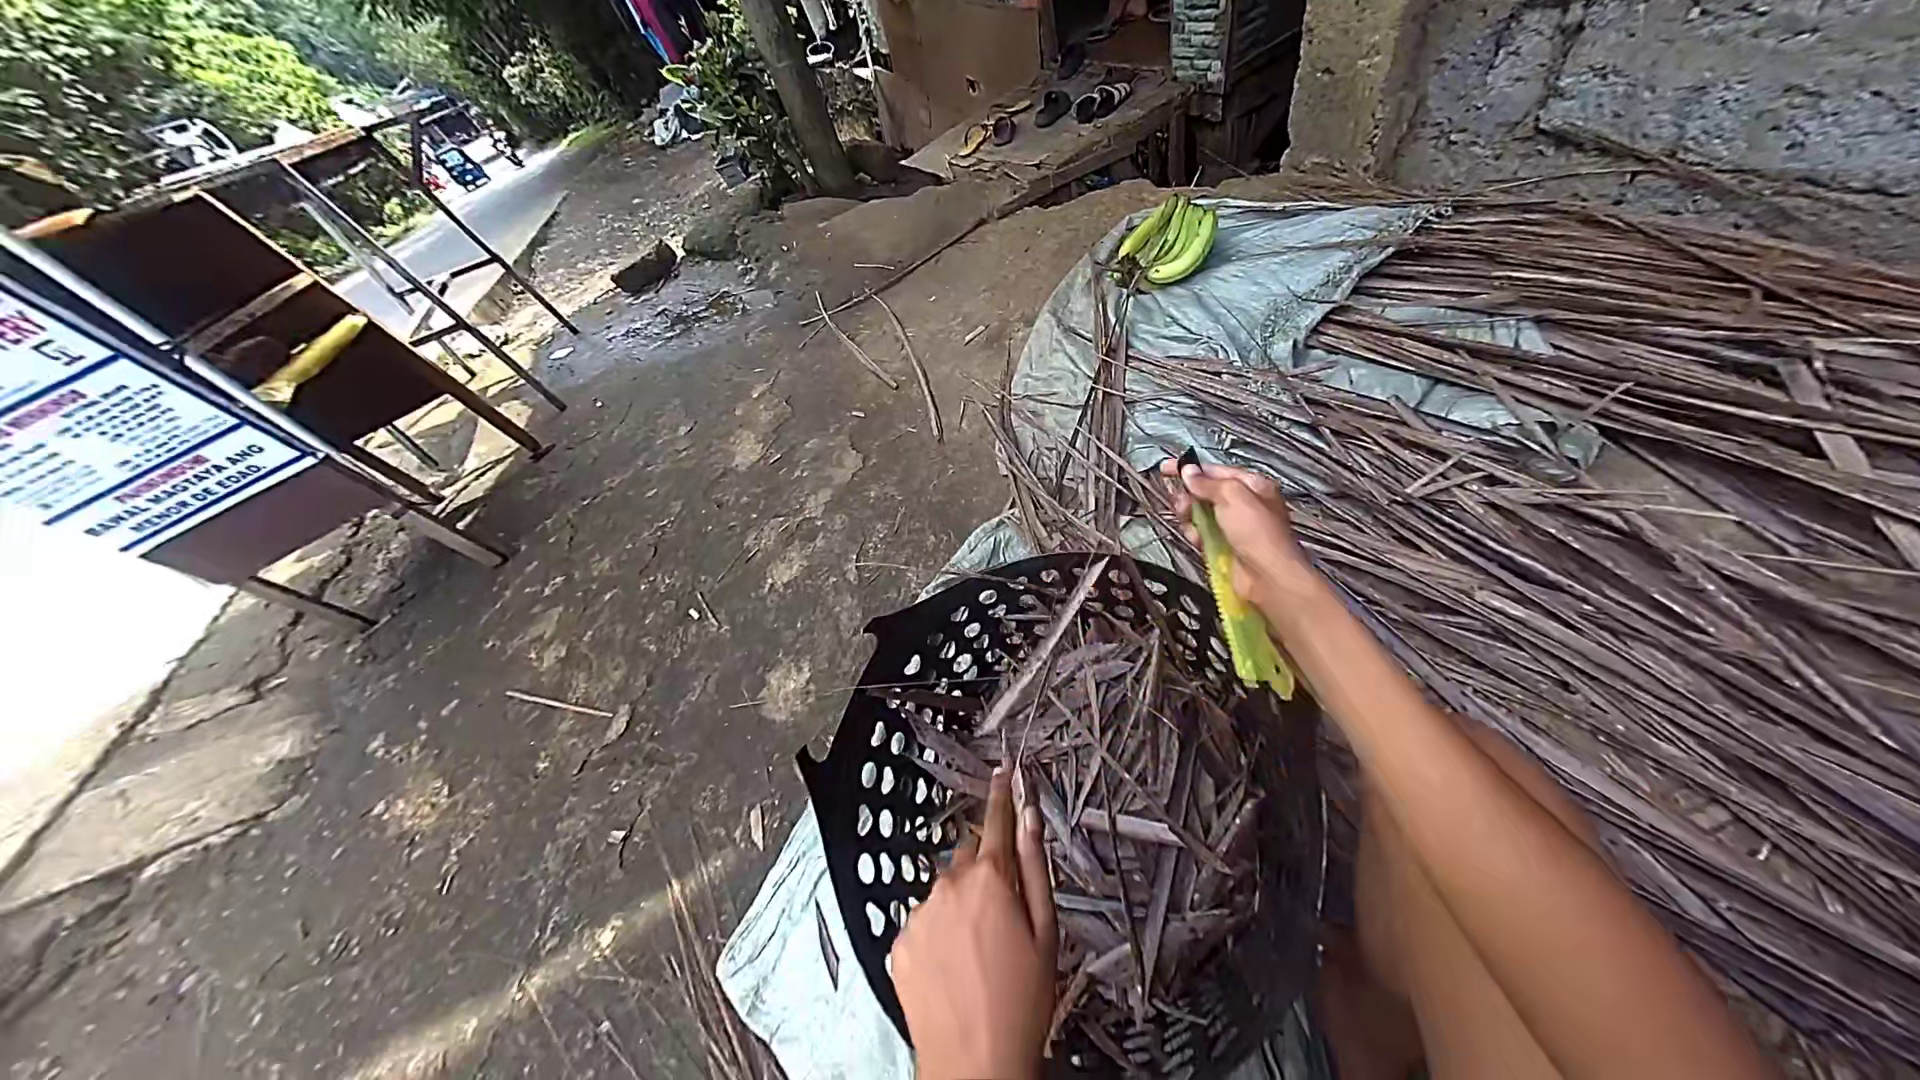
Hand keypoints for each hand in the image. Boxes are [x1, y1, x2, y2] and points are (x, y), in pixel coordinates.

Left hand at [891, 767, 1056, 1079]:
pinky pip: (922, 918)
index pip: (996, 820)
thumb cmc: (1019, 1004)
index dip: (1002, 794)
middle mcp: (949, 886)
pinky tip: (953, 964)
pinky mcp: (900, 940)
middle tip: (1002, 916)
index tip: (1003, 773)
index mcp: (989, 879)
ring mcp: (920, 913)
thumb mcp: (1045, 931)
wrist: (975, 1064)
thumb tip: (1031, 821)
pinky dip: (936, 930)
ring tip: (978, 953)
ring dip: (959, 905)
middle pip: (969, 857)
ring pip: (945, 890)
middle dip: (984, 872)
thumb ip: (1035, 867)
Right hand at [1159, 458, 1320, 613]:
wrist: (1265, 577)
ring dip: (1190, 517)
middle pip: (1206, 493)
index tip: (1170, 469)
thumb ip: (1208, 482)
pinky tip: (1196, 538)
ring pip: (1201, 514)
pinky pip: (1202, 535)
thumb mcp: (1232, 496)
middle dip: (1189, 496)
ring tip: (1188, 521)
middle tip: (1181, 501)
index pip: (1216, 471)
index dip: (1191, 469)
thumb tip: (1190, 473)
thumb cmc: (1260, 535)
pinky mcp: (1224, 546)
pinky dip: (1195, 535)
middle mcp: (1244, 505)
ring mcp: (1234, 527)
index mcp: (1252, 486)